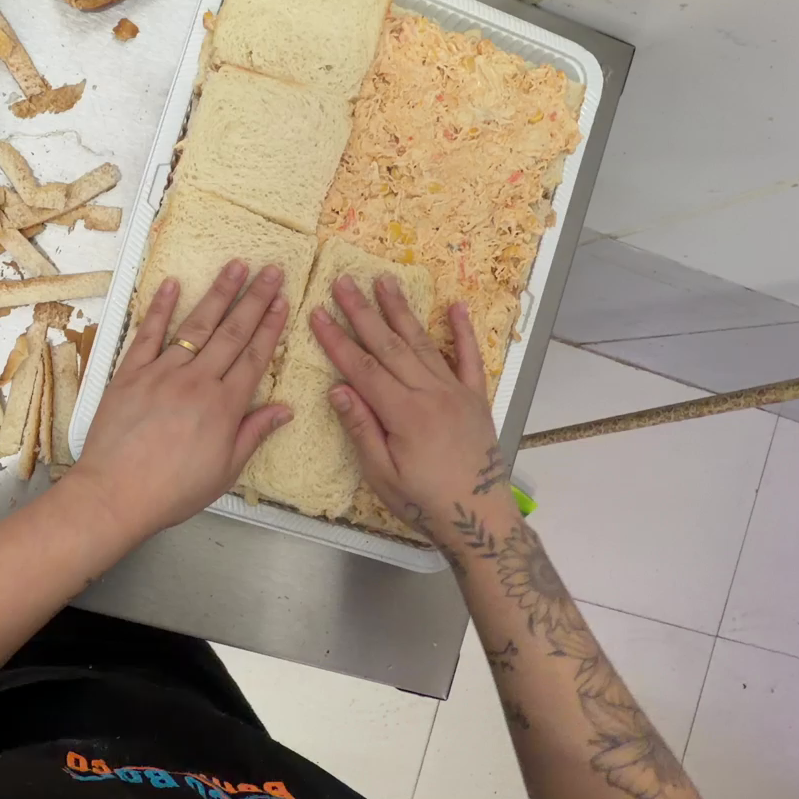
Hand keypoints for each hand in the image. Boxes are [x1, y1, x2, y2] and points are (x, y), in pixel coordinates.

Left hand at [66, 260, 291, 538]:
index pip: (254, 357)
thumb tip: (284, 410)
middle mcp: (197, 382)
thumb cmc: (172, 491)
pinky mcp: (130, 374)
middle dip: (254, 299)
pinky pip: (148, 334)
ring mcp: (162, 373)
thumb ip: (253, 434)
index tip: (282, 301)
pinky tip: (172, 284)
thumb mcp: (225, 471)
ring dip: (218, 293)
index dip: (270, 327)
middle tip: (271, 270)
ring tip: (235, 266)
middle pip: (232, 333)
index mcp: (224, 407)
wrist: (115, 494)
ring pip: (196, 326)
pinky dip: (160, 308)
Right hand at [309, 274, 516, 540]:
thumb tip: (337, 389)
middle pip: (389, 345)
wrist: (480, 518)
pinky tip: (455, 306)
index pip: (362, 368)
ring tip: (384, 281)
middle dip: (363, 312)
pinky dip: (462, 331)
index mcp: (403, 413)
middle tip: (344, 281)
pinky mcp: (475, 399)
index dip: (337, 339)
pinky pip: (469, 358)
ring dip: (401, 311)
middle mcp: (430, 393)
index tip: (318, 313)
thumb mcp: (382, 474)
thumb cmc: (424, 502)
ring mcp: (455, 392)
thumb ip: (361, 428)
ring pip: (422, 343)